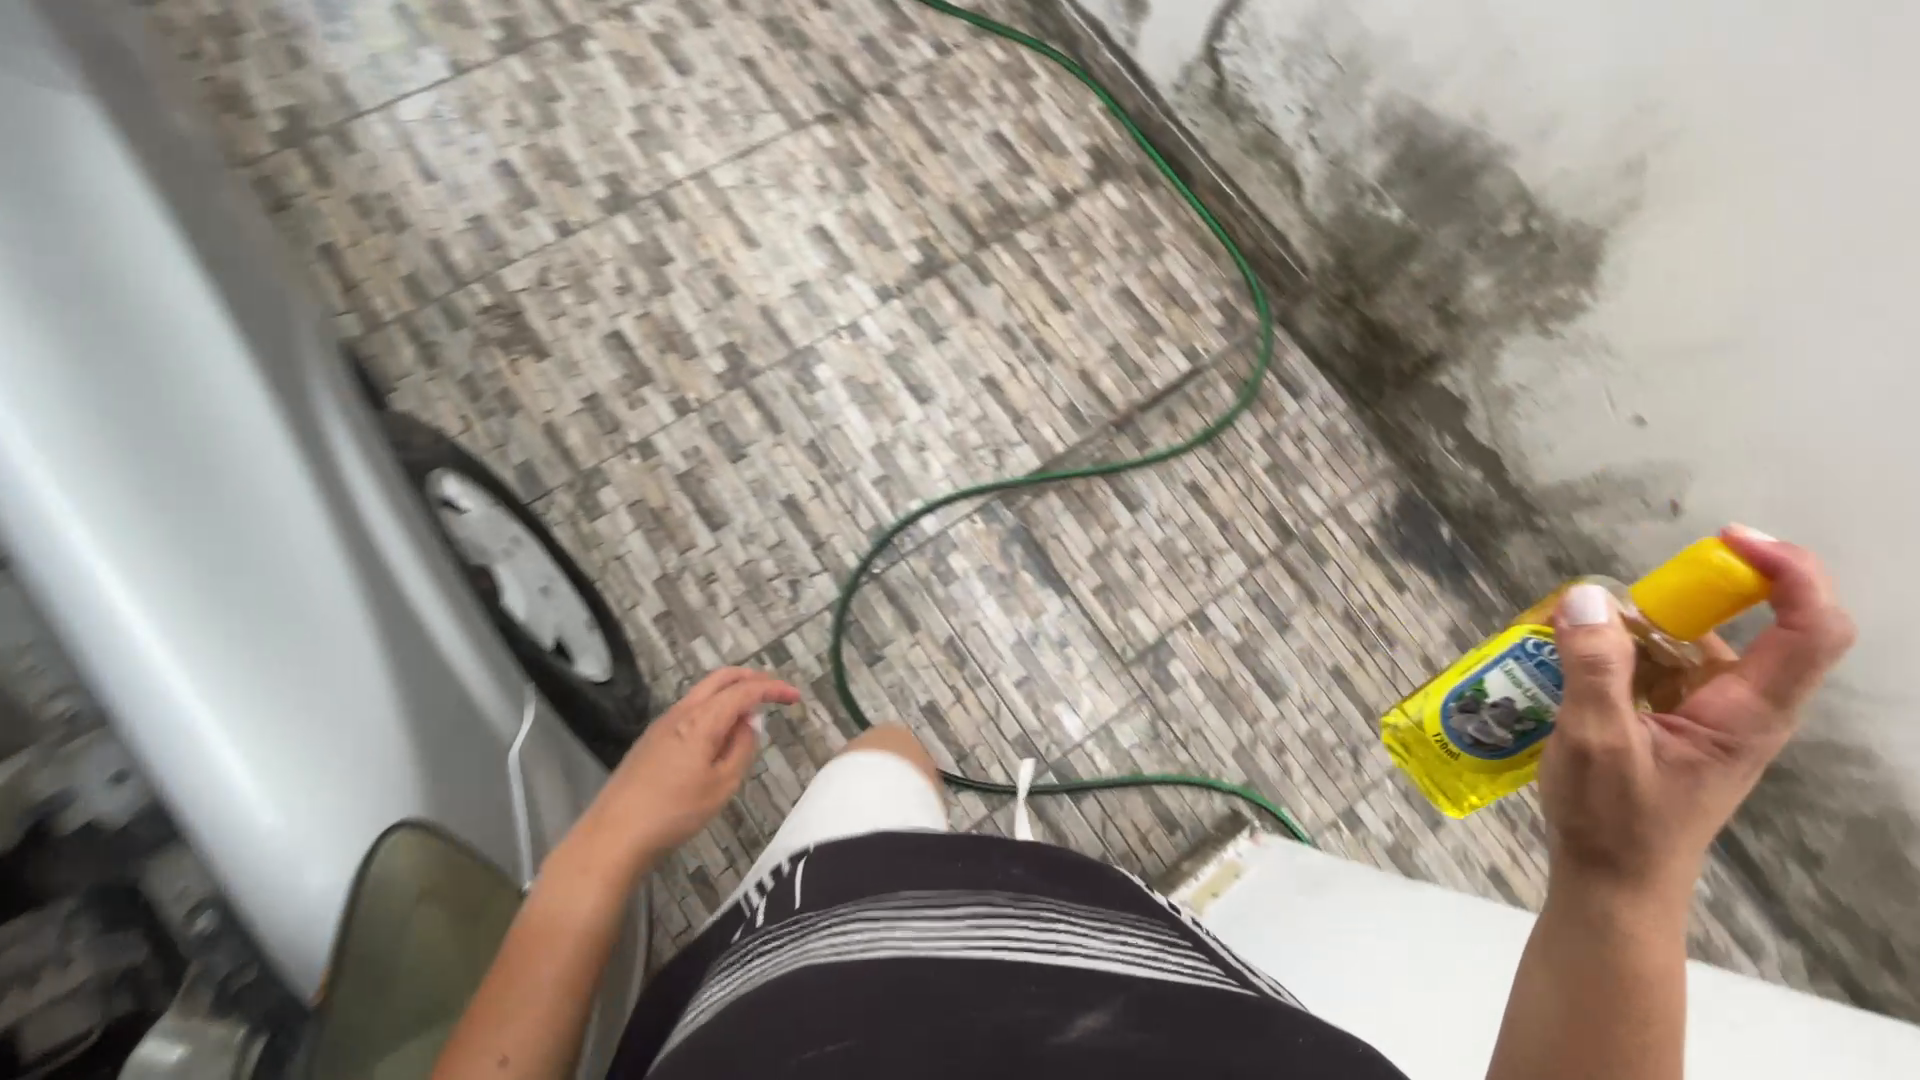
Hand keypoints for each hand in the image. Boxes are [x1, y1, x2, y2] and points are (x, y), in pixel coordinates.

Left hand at [568, 668, 799, 877]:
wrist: (614, 835)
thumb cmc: (674, 812)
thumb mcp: (722, 785)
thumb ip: (742, 748)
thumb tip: (750, 723)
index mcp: (702, 720)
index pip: (744, 691)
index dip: (773, 689)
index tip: (795, 697)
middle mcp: (681, 712)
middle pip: (720, 679)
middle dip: (751, 679)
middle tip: (775, 692)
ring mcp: (662, 724)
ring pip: (703, 693)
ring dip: (731, 694)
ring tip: (751, 717)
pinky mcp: (651, 740)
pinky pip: (690, 710)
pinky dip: (713, 709)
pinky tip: (719, 735)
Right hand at [1539, 526, 1853, 900]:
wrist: (1612, 882)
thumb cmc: (1615, 818)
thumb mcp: (1595, 739)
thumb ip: (1593, 667)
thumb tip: (1587, 596)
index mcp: (1749, 713)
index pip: (1811, 628)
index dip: (1788, 573)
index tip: (1727, 541)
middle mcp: (1742, 708)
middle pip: (1751, 628)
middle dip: (1688, 595)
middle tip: (1615, 596)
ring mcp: (1708, 717)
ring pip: (1693, 647)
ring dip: (1638, 626)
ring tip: (1569, 630)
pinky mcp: (1672, 725)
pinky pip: (1657, 669)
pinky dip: (1618, 653)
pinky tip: (1566, 660)